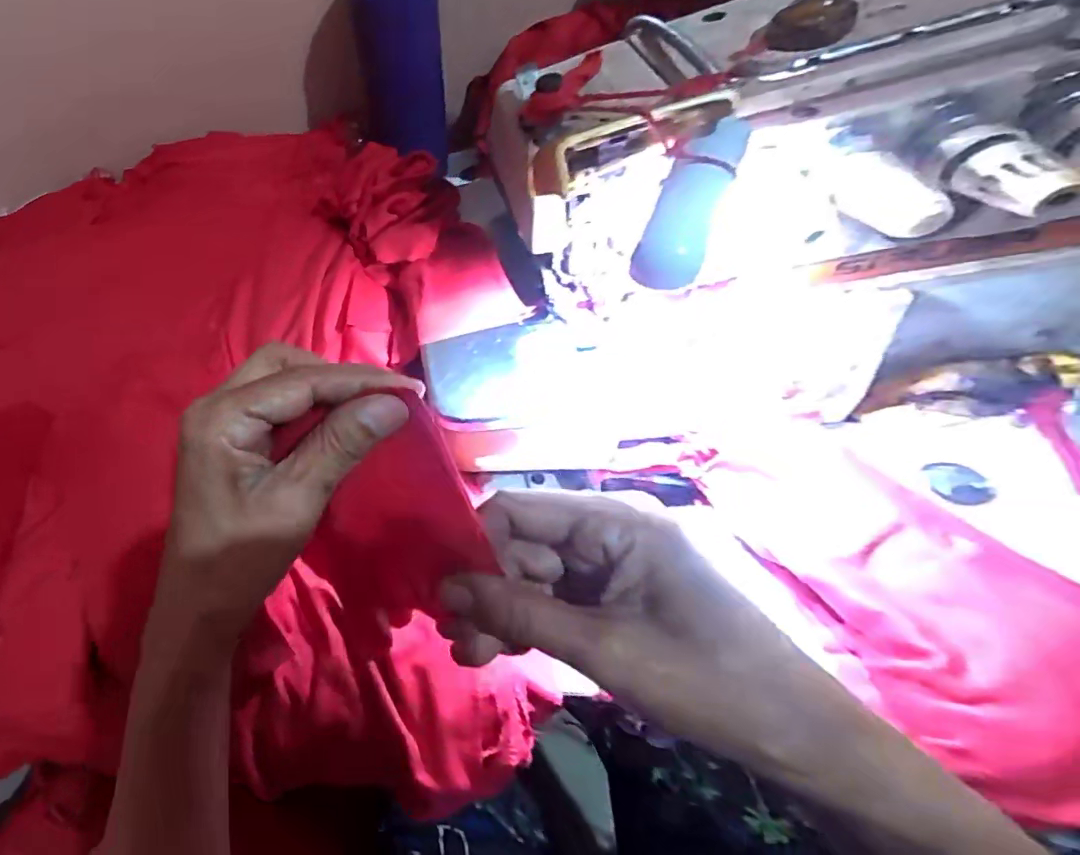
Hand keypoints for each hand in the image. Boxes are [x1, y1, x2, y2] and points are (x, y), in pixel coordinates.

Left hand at [157, 343, 420, 640]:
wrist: (197, 600)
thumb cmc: (241, 559)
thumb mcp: (296, 501)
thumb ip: (339, 445)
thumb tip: (392, 403)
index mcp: (221, 416)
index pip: (297, 380)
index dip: (356, 380)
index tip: (411, 388)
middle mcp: (211, 404)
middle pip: (279, 364)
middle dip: (334, 375)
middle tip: (383, 398)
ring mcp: (214, 418)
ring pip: (274, 379)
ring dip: (321, 388)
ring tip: (369, 407)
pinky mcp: (223, 435)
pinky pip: (269, 404)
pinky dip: (304, 407)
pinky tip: (337, 421)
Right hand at [440, 489, 828, 766]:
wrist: (813, 747)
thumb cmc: (713, 684)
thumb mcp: (604, 648)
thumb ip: (518, 611)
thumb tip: (445, 587)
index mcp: (615, 521)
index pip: (515, 510)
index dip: (476, 547)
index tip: (453, 595)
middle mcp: (609, 529)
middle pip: (519, 545)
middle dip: (485, 591)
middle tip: (459, 639)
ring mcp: (613, 562)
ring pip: (531, 573)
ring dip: (500, 611)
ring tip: (473, 654)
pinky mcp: (616, 593)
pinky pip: (554, 595)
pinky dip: (527, 621)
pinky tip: (501, 649)